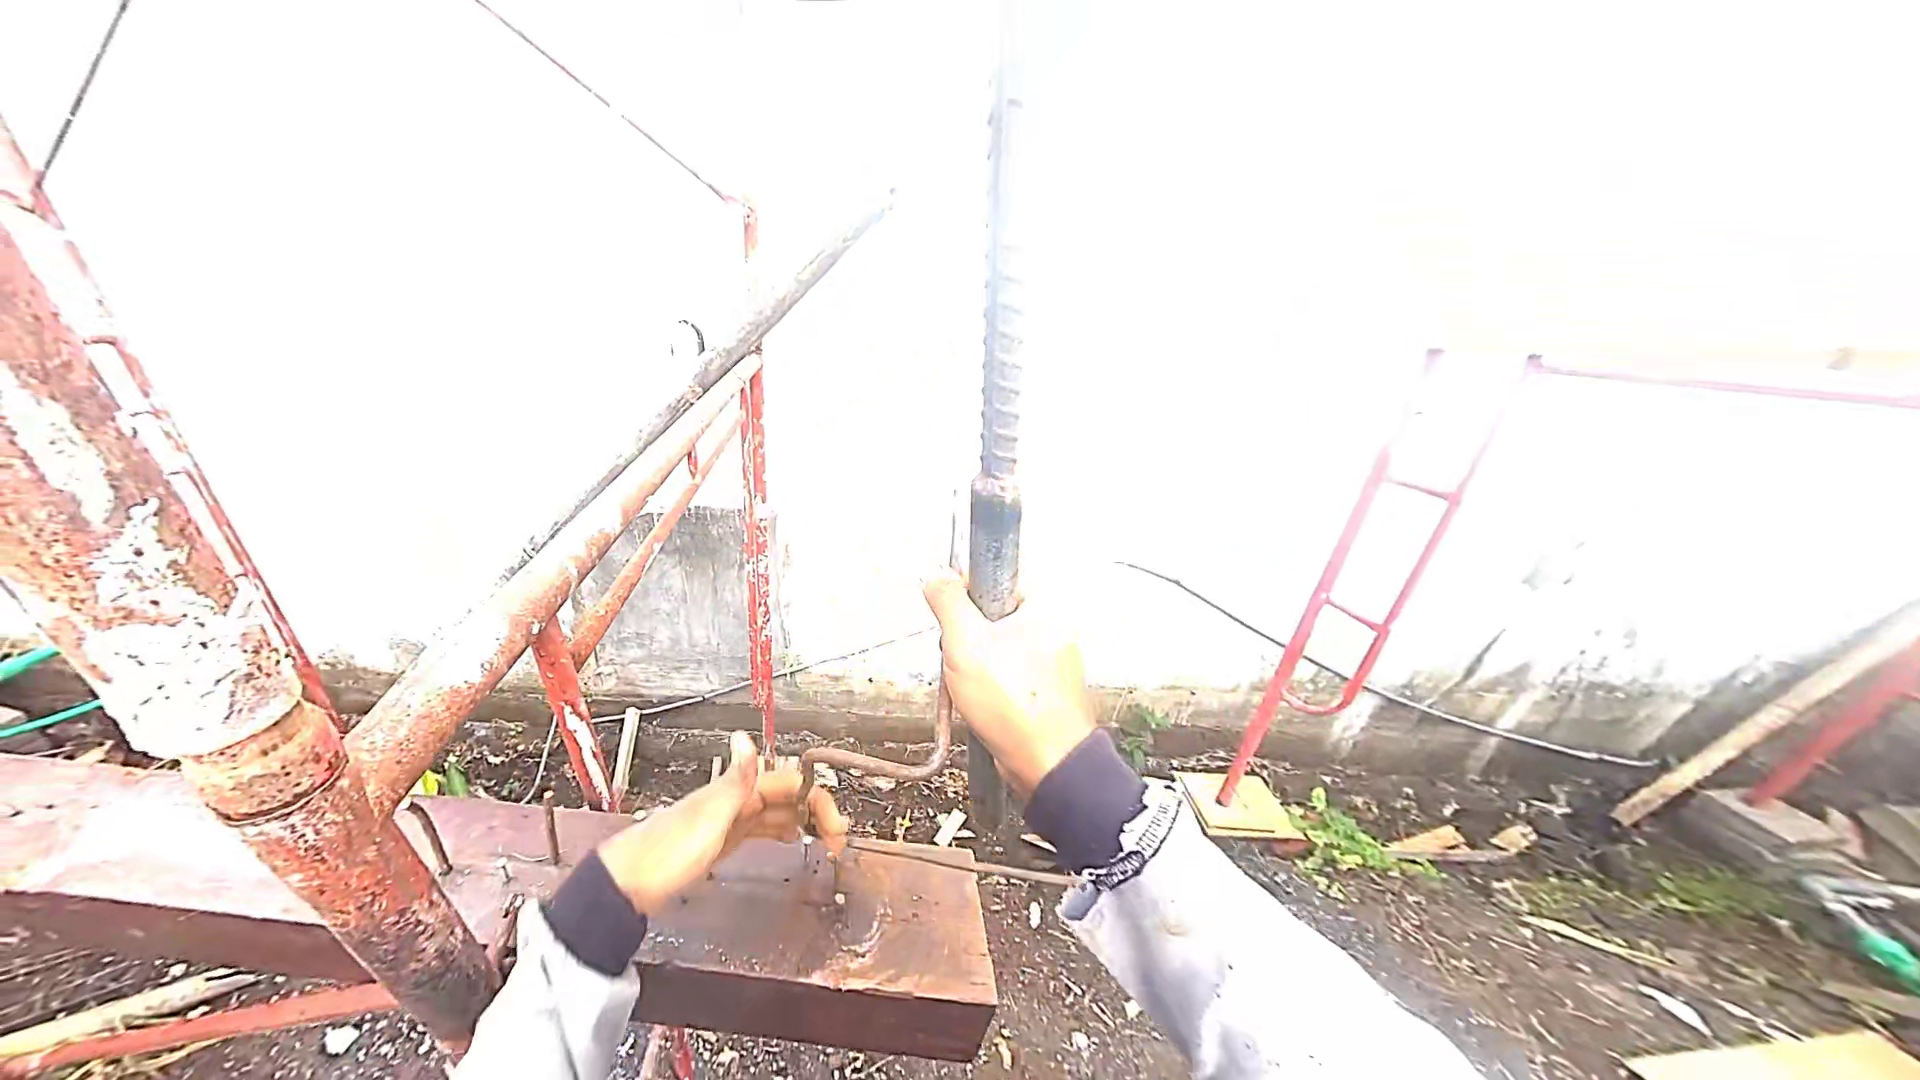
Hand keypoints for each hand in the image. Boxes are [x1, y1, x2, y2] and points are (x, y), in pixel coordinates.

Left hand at [595, 730, 848, 915]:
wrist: (627, 885)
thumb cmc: (667, 852)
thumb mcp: (708, 815)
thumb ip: (736, 778)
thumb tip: (747, 737)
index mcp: (739, 790)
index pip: (793, 785)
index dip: (819, 800)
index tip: (836, 826)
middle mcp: (738, 798)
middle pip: (791, 797)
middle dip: (818, 812)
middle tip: (838, 839)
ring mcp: (732, 818)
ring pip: (780, 811)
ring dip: (806, 821)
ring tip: (826, 840)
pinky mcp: (725, 839)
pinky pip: (765, 827)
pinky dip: (784, 829)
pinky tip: (791, 837)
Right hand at [922, 568, 1094, 797]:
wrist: (1048, 764)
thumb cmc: (1017, 706)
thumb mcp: (965, 643)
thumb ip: (949, 601)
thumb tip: (937, 576)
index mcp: (1043, 603)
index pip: (994, 574)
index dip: (965, 592)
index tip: (953, 614)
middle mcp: (1052, 625)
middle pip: (991, 613)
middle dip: (968, 636)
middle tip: (964, 657)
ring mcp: (1051, 656)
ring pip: (995, 645)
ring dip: (976, 664)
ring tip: (975, 686)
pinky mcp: (1045, 683)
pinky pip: (1007, 671)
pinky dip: (991, 684)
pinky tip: (986, 702)